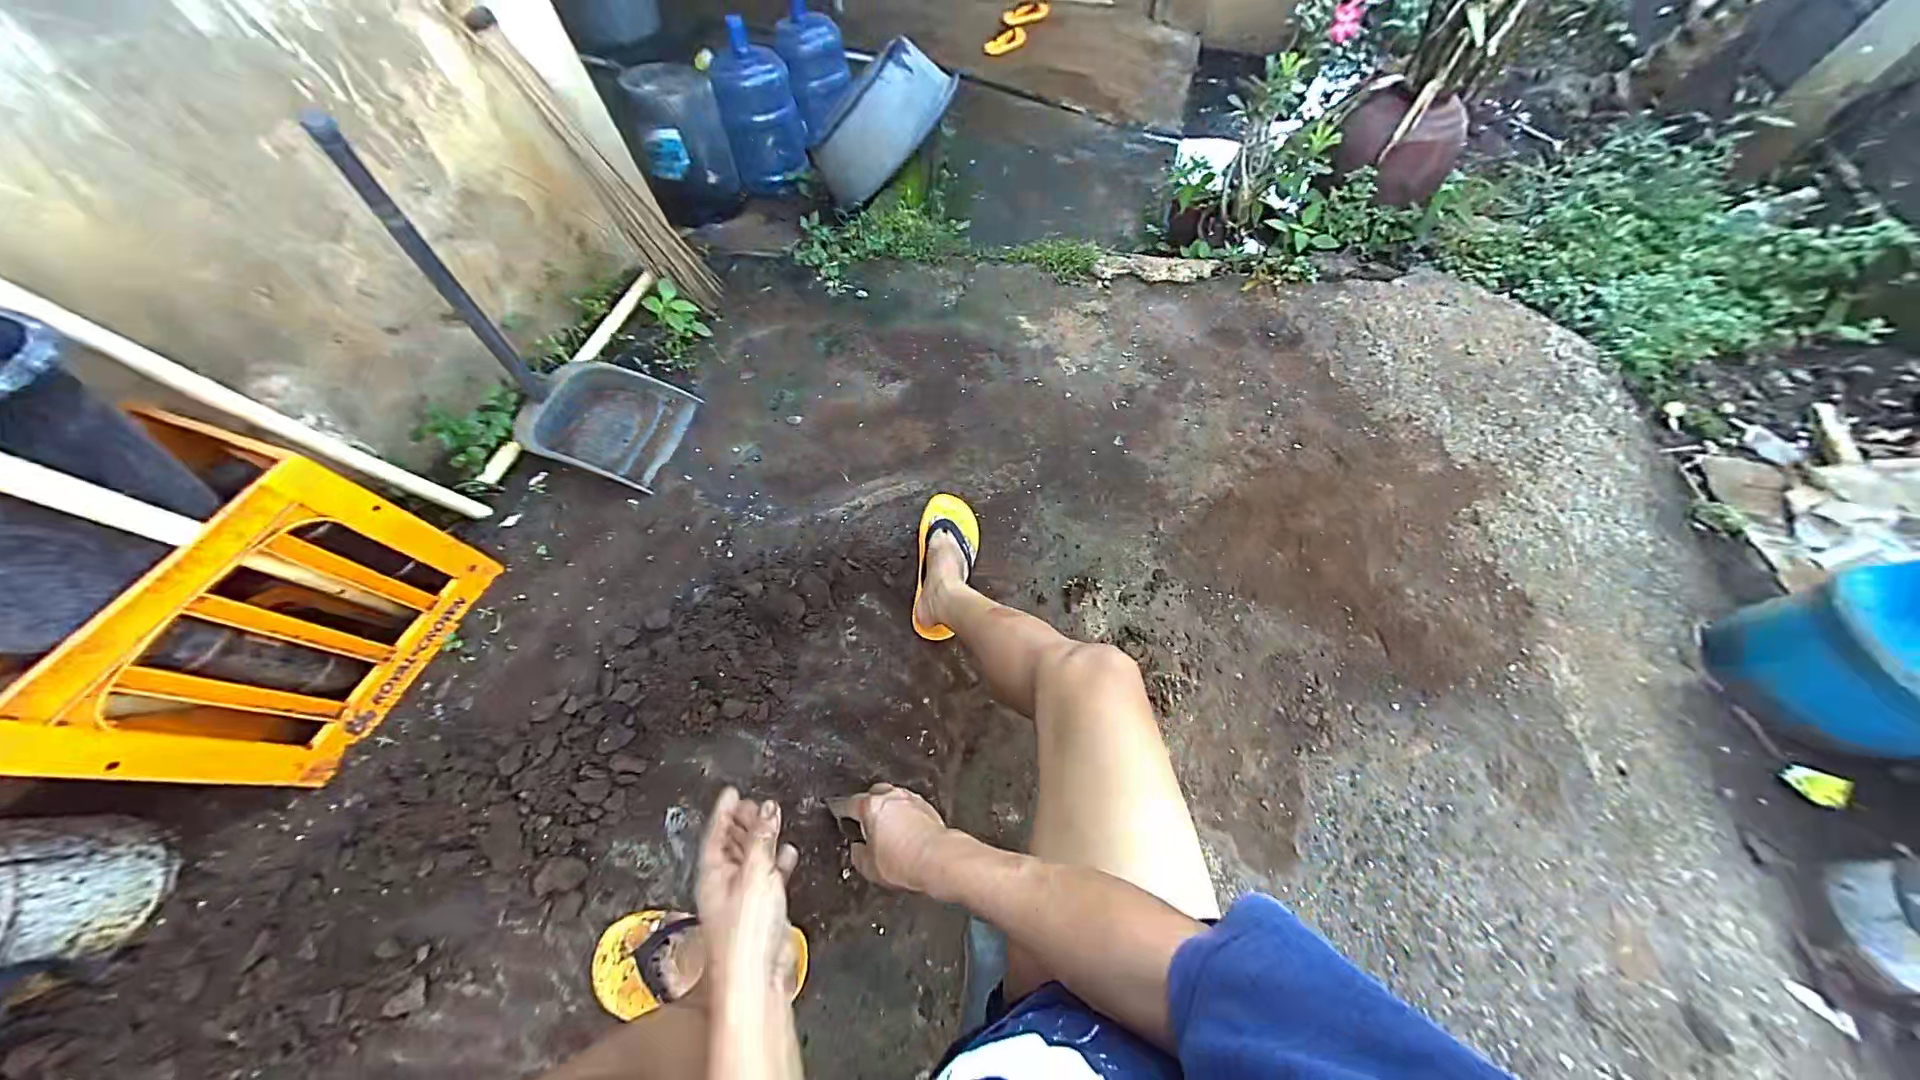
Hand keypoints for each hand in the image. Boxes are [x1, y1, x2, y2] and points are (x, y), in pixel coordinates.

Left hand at [694, 787, 797, 996]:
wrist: (757, 977)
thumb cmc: (745, 934)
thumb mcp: (755, 874)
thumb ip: (762, 839)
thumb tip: (766, 808)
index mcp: (713, 874)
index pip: (716, 833)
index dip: (724, 811)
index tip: (731, 792)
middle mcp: (724, 885)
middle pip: (732, 844)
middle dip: (743, 821)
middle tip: (754, 802)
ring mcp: (742, 898)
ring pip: (750, 858)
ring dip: (761, 839)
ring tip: (772, 820)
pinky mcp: (760, 910)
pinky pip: (767, 876)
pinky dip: (777, 861)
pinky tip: (786, 855)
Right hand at [848, 783, 951, 893]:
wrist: (937, 859)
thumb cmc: (904, 862)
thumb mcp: (869, 867)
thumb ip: (858, 854)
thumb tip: (858, 849)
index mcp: (870, 806)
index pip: (847, 804)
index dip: (839, 809)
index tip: (837, 812)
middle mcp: (890, 797)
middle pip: (872, 794)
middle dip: (866, 805)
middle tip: (863, 822)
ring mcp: (910, 799)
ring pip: (893, 798)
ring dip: (888, 809)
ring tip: (886, 828)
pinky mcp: (927, 807)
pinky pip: (909, 806)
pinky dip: (904, 814)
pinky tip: (904, 830)